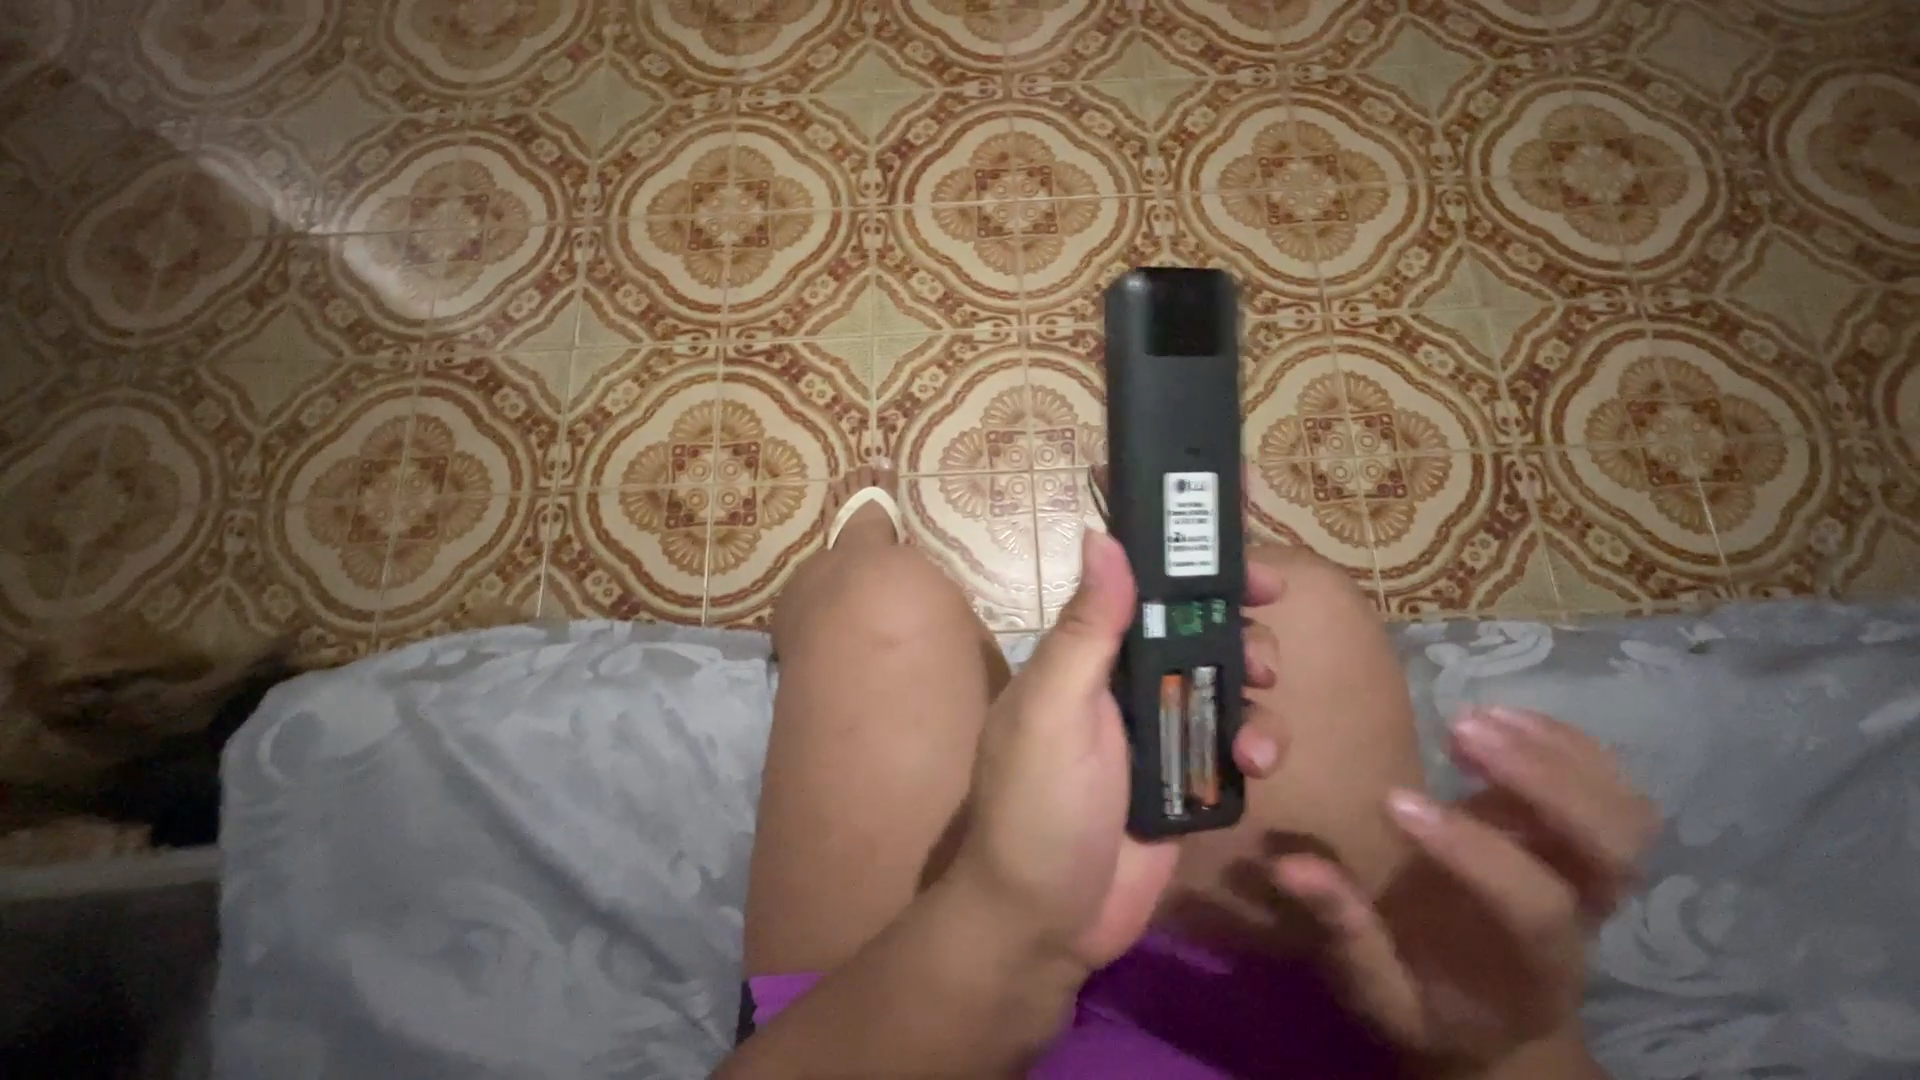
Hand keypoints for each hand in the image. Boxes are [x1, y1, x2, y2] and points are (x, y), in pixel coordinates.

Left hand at [950, 529, 1287, 971]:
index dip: (1192, 569)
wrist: (1047, 920)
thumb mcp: (1055, 709)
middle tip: (1267, 638)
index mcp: (1086, 658)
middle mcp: (1124, 686)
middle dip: (1240, 630)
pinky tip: (1257, 766)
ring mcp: (1160, 734)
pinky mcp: (1190, 781)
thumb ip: (1086, 628)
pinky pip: (1237, 744)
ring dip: (1257, 694)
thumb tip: (1102, 535)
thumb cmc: (1040, 804)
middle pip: (1198, 634)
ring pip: (1227, 687)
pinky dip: (1258, 745)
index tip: (1244, 562)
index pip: (1142, 591)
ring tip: (1256, 732)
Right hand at [1270, 707, 1655, 1073]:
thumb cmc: (1429, 1002)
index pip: (1535, 905)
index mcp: (1537, 967)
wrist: (1496, 1016)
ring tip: (1477, 716)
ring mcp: (1592, 876)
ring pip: (1623, 812)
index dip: (1472, 850)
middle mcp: (1586, 920)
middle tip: (1460, 731)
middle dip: (1544, 781)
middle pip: (1612, 849)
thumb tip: (1291, 864)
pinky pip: (1608, 787)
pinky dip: (1565, 743)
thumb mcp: (1379, 993)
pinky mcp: (1580, 841)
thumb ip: (1346, 932)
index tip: (1393, 801)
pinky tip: (1502, 715)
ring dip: (1556, 753)